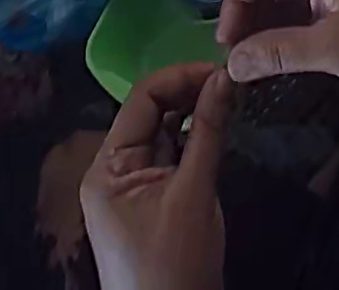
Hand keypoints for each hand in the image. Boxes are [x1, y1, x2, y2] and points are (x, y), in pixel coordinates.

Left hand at [80, 63, 231, 289]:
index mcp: (108, 166)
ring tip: (228, 94)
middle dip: (188, 91)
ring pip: (165, 129)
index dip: (179, 77)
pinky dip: (195, 135)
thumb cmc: (175, 268)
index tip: (218, 70)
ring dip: (194, 110)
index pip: (141, 99)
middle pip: (151, 111)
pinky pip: (173, 152)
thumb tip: (225, 76)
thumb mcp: (194, 193)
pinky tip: (218, 120)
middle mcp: (115, 168)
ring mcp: (134, 184)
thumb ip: (208, 130)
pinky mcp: (154, 197)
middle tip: (229, 80)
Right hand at [215, 0, 338, 83]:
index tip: (229, 42)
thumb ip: (278, 53)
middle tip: (239, 55)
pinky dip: (280, 23)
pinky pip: (293, 0)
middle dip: (245, 13)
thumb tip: (232, 65)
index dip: (233, 2)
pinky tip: (277, 51)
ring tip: (254, 58)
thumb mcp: (328, 49)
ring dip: (261, 21)